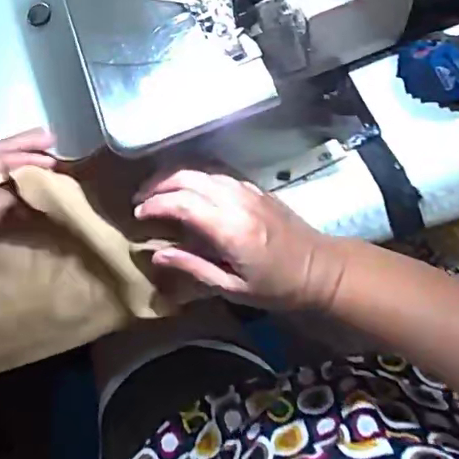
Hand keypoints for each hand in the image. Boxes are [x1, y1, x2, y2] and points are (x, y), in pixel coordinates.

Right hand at [134, 169, 344, 311]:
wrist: (321, 268)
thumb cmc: (277, 287)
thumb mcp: (233, 288)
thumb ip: (193, 267)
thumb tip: (156, 254)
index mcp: (229, 228)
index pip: (181, 203)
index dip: (154, 205)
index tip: (137, 214)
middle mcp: (235, 200)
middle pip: (186, 177)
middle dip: (158, 184)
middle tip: (141, 199)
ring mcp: (245, 189)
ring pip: (200, 170)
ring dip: (174, 177)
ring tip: (157, 192)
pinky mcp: (252, 187)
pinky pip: (215, 173)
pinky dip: (193, 177)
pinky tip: (185, 190)